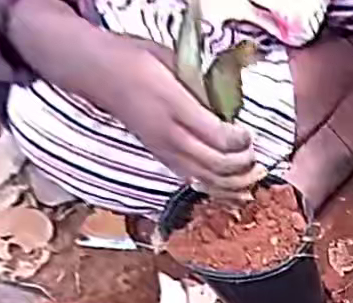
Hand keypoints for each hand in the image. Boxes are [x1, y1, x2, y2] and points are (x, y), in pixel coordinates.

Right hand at [95, 37, 260, 196]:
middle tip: (255, 156)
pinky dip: (224, 192)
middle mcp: (169, 134)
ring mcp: (166, 152)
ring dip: (239, 183)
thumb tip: (233, 105)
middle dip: (244, 164)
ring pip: (211, 181)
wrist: (97, 72)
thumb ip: (201, 85)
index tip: (248, 133)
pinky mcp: (166, 162)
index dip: (241, 141)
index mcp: (172, 104)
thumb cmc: (137, 60)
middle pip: (219, 165)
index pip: (217, 137)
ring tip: (255, 175)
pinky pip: (200, 185)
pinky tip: (240, 191)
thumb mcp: (170, 60)